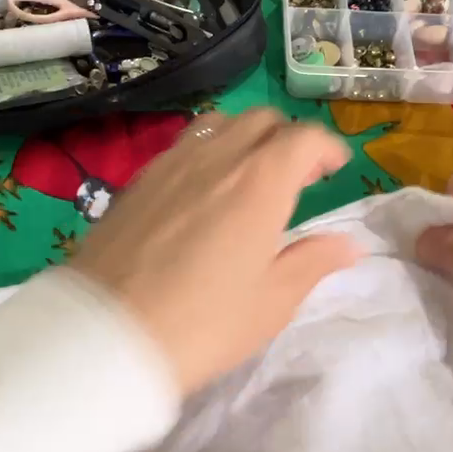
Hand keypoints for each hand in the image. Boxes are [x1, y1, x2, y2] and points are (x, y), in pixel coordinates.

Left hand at [70, 110, 362, 394]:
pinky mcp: (138, 179)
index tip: (334, 169)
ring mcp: (171, 163)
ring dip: (245, 138)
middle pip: (261, 119)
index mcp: (260, 180)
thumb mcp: (271, 302)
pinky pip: (183, 146)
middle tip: (296, 174)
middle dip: (287, 138)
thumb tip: (347, 244)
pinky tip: (202, 192)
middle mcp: (217, 156)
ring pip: (219, 124)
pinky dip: (207, 153)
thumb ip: (313, 262)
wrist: (105, 332)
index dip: (327, 148)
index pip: (304, 137)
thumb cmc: (202, 323)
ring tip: (248, 176)